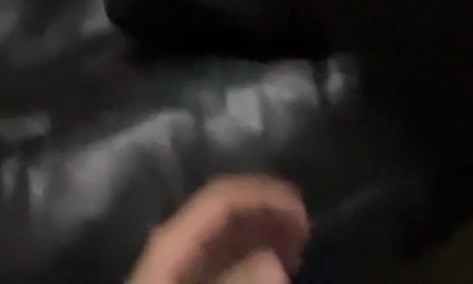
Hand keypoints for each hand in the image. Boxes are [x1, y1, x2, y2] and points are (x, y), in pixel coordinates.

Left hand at [128, 176, 308, 283]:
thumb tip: (273, 262)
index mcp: (168, 250)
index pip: (218, 202)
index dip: (263, 196)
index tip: (302, 213)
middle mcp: (167, 255)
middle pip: (219, 217)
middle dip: (264, 214)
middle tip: (305, 230)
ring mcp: (169, 276)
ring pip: (218, 243)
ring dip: (258, 238)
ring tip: (294, 249)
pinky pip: (214, 269)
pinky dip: (244, 265)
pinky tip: (268, 274)